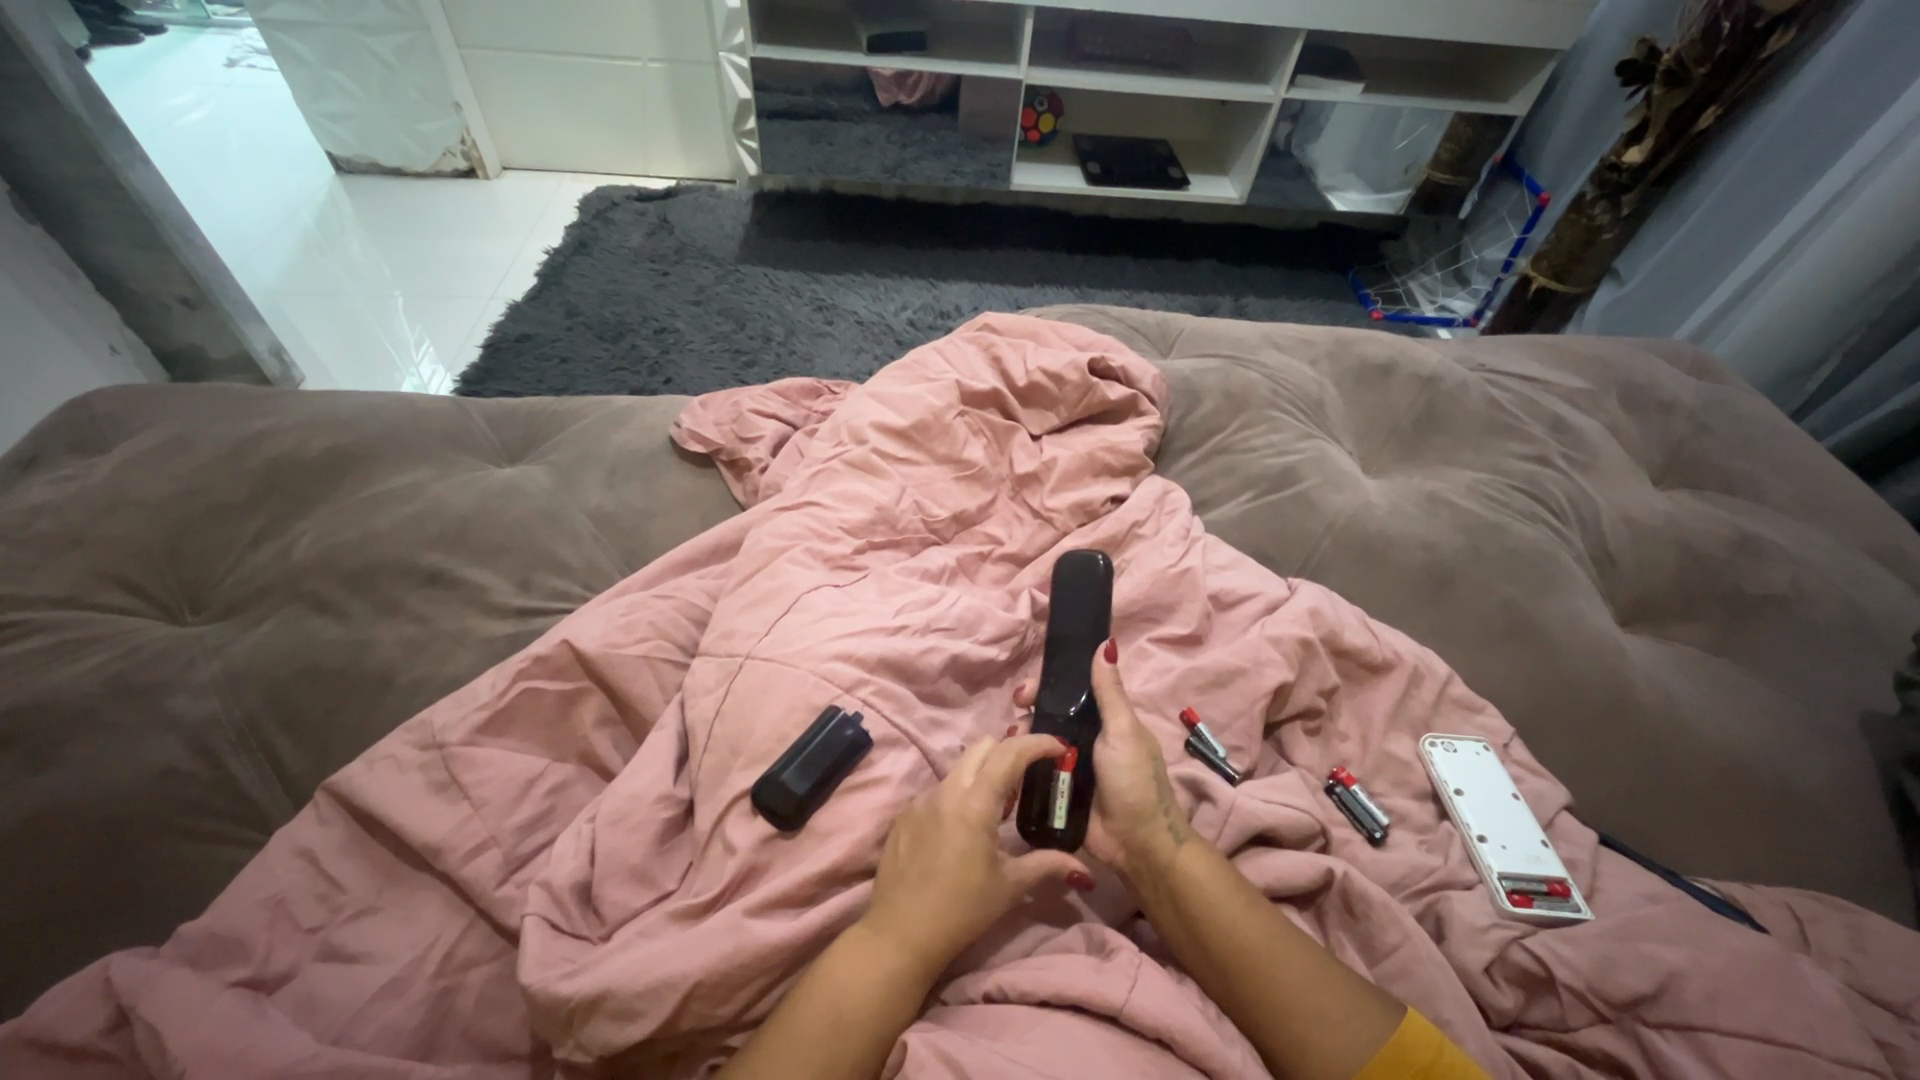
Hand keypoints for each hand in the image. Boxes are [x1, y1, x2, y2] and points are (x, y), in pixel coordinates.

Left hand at [861, 733, 1094, 979]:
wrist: (900, 934)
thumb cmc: (962, 910)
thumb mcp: (1010, 886)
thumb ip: (1048, 866)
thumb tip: (1083, 868)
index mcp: (975, 803)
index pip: (1009, 753)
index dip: (1037, 742)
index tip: (1058, 746)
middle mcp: (946, 791)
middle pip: (982, 747)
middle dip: (1010, 751)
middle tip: (1029, 776)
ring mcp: (921, 800)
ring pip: (959, 768)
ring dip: (984, 775)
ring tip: (1000, 809)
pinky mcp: (905, 815)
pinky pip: (939, 791)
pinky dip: (959, 796)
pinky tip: (964, 830)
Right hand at [1014, 640, 1195, 881]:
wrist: (1136, 843)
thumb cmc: (1134, 782)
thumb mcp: (1124, 731)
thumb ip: (1110, 691)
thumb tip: (1105, 643)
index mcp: (1106, 721)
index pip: (1072, 692)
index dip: (1049, 686)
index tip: (1029, 689)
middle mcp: (1086, 738)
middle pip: (1050, 714)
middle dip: (1031, 708)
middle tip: (1017, 709)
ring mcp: (1070, 765)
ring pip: (1038, 740)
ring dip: (1022, 734)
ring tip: (1013, 738)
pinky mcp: (1057, 790)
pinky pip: (1034, 769)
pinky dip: (1021, 760)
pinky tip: (1008, 758)